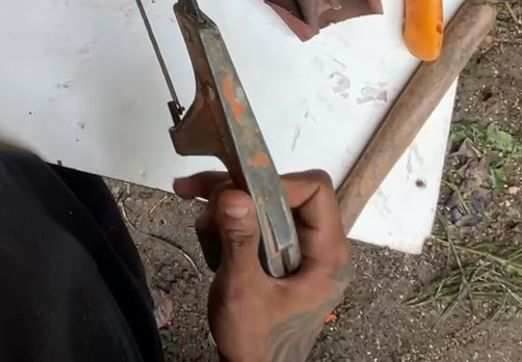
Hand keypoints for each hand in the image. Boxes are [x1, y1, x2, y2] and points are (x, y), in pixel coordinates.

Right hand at [175, 170, 350, 361]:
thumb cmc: (255, 339)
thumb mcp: (243, 291)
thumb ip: (240, 242)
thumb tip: (234, 194)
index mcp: (326, 255)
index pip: (315, 192)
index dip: (276, 182)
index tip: (236, 190)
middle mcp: (314, 244)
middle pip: (278, 190)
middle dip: (235, 189)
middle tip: (195, 192)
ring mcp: (294, 246)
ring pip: (259, 199)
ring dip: (222, 204)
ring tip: (199, 223)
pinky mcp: (274, 250)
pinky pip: (249, 216)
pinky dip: (223, 218)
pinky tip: (206, 236)